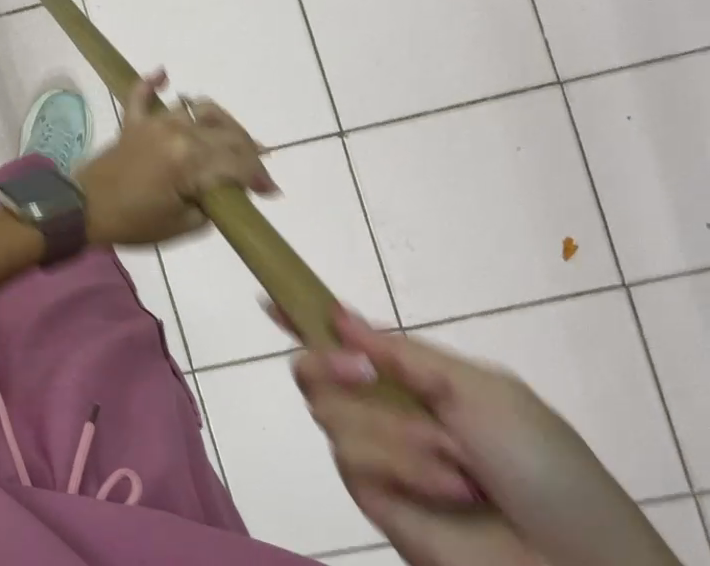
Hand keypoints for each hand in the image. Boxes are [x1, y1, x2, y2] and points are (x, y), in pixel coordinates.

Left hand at [75, 70, 275, 245]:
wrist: (83, 209)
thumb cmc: (134, 222)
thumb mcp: (185, 224)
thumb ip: (215, 200)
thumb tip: (231, 186)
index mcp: (190, 160)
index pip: (238, 160)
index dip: (258, 175)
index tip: (269, 191)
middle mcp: (175, 132)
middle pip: (225, 131)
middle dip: (247, 150)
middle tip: (255, 171)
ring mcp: (152, 124)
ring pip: (195, 108)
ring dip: (217, 121)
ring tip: (230, 140)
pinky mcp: (131, 123)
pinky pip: (140, 95)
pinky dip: (152, 83)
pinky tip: (164, 74)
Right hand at [287, 306, 677, 565]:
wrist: (575, 563)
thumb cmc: (545, 466)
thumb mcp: (485, 393)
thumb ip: (404, 354)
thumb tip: (335, 314)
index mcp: (416, 378)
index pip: (347, 341)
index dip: (305, 320)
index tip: (267, 302)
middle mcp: (384, 408)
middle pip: (314, 368)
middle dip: (329, 364)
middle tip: (361, 374)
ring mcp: (375, 451)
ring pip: (329, 412)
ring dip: (397, 435)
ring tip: (456, 466)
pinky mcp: (369, 492)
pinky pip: (351, 458)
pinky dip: (402, 469)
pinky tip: (446, 490)